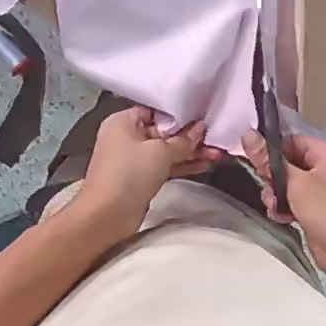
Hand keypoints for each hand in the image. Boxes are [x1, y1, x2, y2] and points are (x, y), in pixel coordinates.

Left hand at [72, 107, 222, 235]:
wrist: (106, 215)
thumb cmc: (129, 174)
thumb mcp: (160, 152)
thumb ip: (183, 140)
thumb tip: (200, 129)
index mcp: (124, 121)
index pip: (157, 110)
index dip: (181, 112)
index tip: (205, 112)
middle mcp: (127, 136)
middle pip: (164, 131)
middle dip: (190, 135)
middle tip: (217, 135)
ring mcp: (133, 159)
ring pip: (166, 150)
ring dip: (191, 152)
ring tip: (218, 152)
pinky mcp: (141, 177)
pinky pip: (165, 166)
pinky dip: (182, 165)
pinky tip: (205, 164)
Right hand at [242, 131, 325, 277]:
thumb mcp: (295, 183)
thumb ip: (269, 160)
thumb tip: (246, 133)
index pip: (290, 141)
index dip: (270, 149)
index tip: (253, 161)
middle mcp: (324, 168)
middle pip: (286, 163)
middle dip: (271, 177)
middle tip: (267, 189)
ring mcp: (319, 189)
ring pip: (285, 184)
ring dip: (275, 195)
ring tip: (274, 207)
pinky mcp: (314, 209)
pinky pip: (291, 200)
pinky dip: (282, 207)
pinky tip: (279, 217)